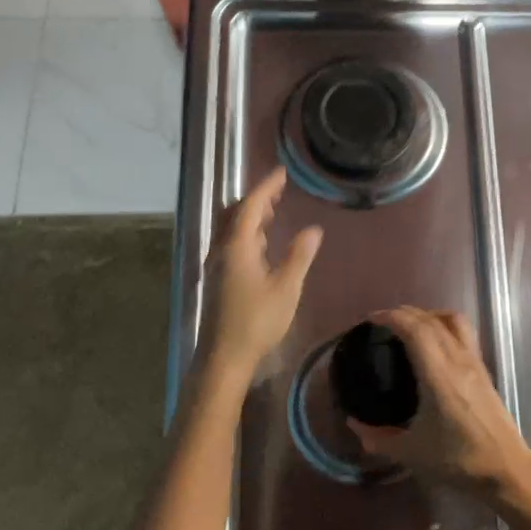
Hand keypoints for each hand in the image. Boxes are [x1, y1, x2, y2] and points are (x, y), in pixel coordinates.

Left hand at [202, 169, 322, 372]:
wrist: (225, 357)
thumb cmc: (257, 321)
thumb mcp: (286, 288)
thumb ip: (299, 256)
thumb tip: (313, 229)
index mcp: (237, 247)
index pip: (250, 207)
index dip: (266, 187)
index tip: (282, 173)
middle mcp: (221, 250)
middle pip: (234, 213)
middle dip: (256, 199)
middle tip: (279, 191)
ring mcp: (217, 265)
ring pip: (230, 229)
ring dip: (250, 216)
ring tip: (274, 211)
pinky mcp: (219, 279)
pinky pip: (231, 243)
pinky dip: (247, 233)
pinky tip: (262, 244)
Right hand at [347, 307, 530, 499]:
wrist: (505, 468)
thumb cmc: (457, 460)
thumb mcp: (410, 453)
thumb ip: (377, 438)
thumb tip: (353, 424)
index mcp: (439, 375)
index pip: (416, 329)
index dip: (392, 317)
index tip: (371, 320)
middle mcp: (458, 360)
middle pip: (432, 320)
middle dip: (405, 313)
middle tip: (383, 323)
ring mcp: (475, 363)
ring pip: (453, 321)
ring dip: (428, 316)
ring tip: (409, 327)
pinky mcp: (484, 370)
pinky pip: (463, 334)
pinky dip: (443, 327)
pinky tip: (432, 346)